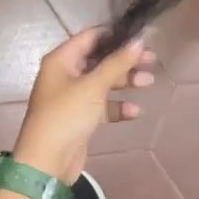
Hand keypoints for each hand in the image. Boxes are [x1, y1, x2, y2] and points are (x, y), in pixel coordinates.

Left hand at [13, 29, 156, 183]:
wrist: (47, 163)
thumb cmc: (66, 116)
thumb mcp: (93, 86)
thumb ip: (117, 63)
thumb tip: (139, 40)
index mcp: (61, 60)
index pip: (90, 37)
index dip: (115, 34)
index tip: (140, 36)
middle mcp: (65, 74)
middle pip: (99, 60)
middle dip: (125, 60)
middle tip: (151, 60)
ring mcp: (72, 97)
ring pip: (103, 82)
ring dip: (125, 82)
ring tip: (149, 82)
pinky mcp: (80, 118)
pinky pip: (102, 105)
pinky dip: (117, 106)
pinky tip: (135, 112)